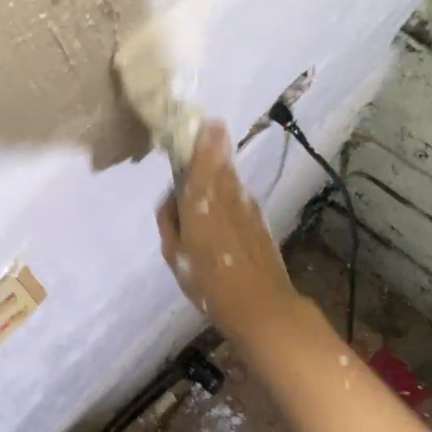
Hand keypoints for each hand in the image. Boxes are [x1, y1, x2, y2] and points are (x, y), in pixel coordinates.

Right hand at [156, 122, 303, 344]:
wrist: (262, 308)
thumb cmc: (209, 282)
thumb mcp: (174, 254)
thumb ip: (169, 220)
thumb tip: (172, 199)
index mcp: (202, 197)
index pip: (205, 153)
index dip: (203, 135)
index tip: (199, 123)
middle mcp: (228, 193)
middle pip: (220, 159)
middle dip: (210, 149)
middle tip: (197, 147)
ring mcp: (248, 205)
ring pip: (231, 178)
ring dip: (219, 173)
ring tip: (204, 188)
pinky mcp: (260, 220)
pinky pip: (239, 197)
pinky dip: (229, 196)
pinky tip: (220, 217)